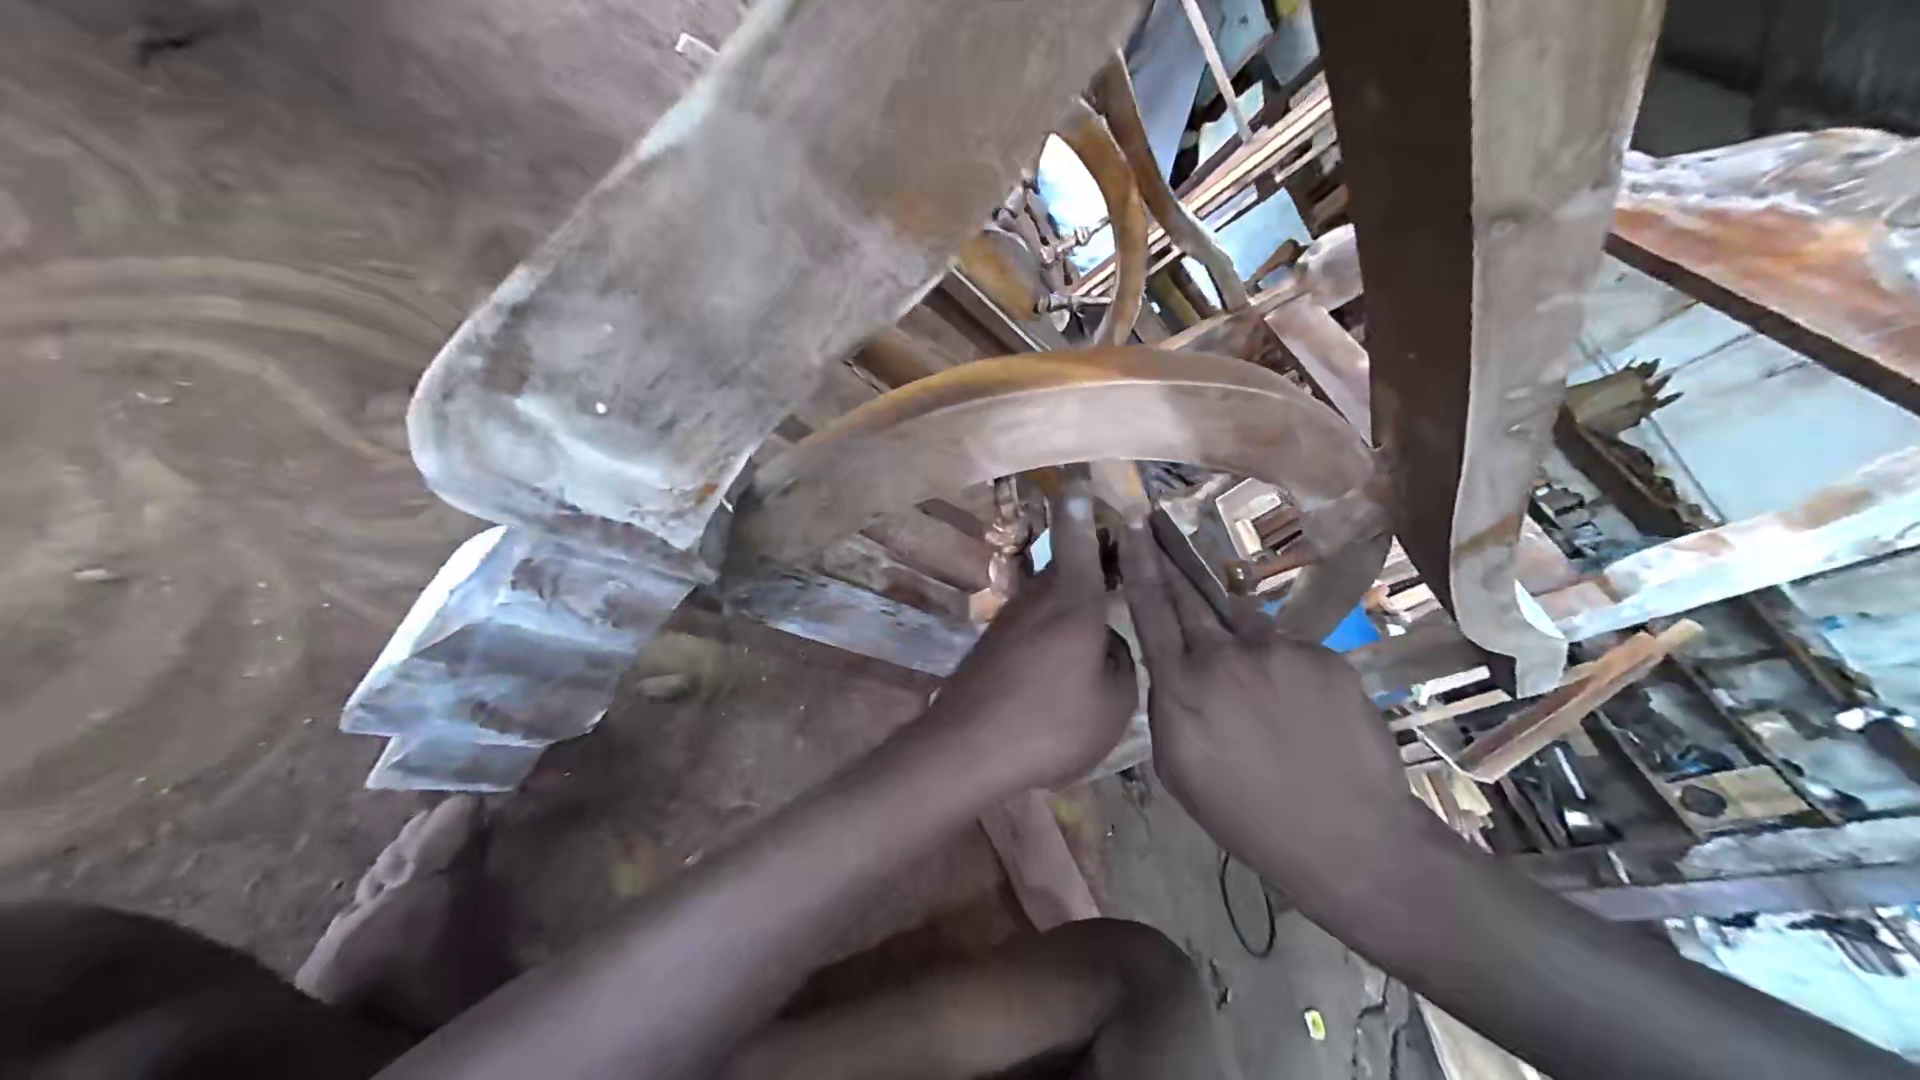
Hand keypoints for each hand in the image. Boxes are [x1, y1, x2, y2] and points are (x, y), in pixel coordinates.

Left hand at [926, 484, 1136, 790]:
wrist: (966, 750)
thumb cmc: (1050, 724)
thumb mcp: (1114, 702)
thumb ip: (1121, 660)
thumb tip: (1107, 642)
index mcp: (1073, 603)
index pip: (1079, 540)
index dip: (1082, 509)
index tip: (1080, 481)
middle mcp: (1037, 601)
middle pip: (1065, 567)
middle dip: (1091, 561)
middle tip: (1118, 570)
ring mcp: (1009, 621)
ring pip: (1048, 597)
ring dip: (1070, 601)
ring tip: (1095, 626)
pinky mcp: (992, 645)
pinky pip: (1033, 623)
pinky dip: (1051, 630)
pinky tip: (1061, 664)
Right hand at [1118, 521, 1423, 905]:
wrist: (1350, 840)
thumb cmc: (1247, 815)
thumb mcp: (1177, 768)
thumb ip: (1166, 706)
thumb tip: (1169, 668)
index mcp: (1182, 687)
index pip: (1152, 609)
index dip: (1140, 563)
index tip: (1133, 524)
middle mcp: (1225, 656)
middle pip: (1191, 596)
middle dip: (1172, 564)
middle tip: (1161, 533)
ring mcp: (1279, 652)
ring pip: (1243, 626)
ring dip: (1237, 640)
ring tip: (1256, 689)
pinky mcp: (1325, 657)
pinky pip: (1289, 650)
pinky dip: (1285, 671)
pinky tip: (1300, 711)